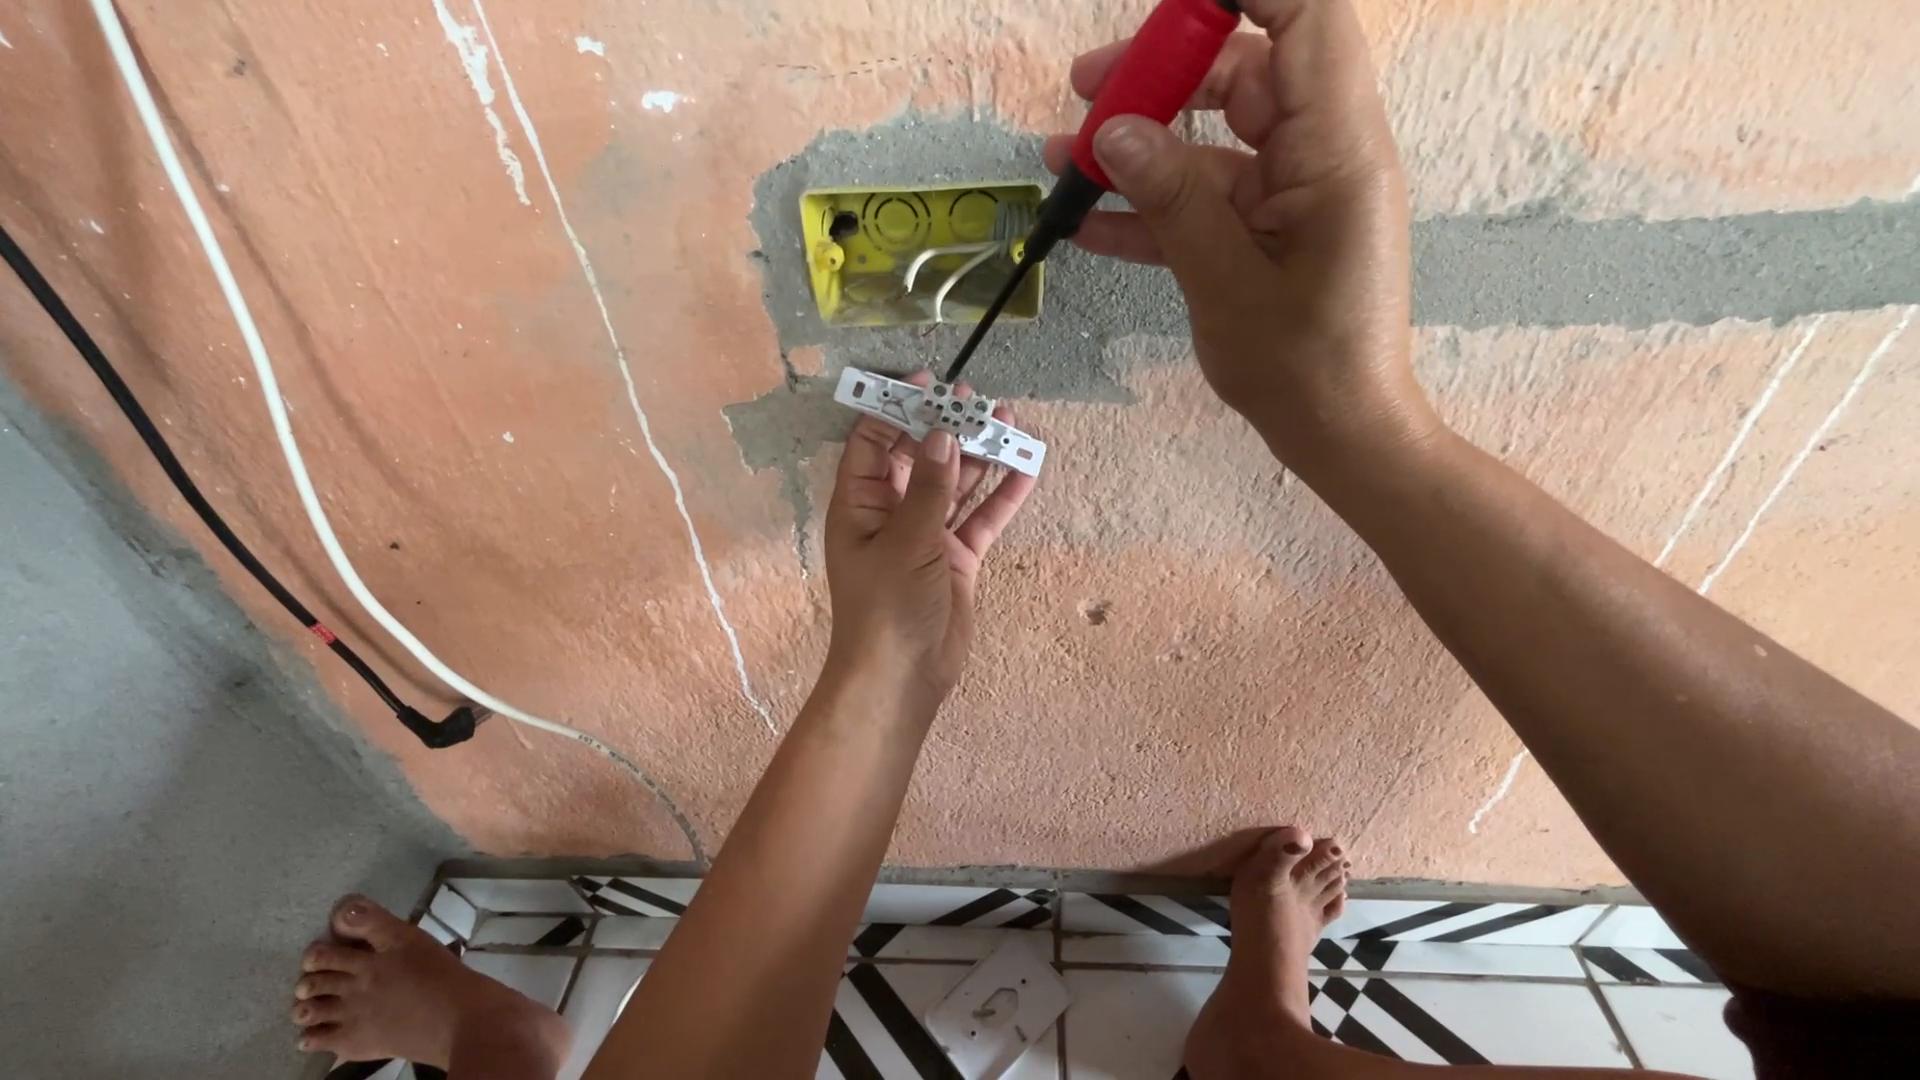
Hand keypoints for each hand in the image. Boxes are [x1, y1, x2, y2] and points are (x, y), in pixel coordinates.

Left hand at [823, 375, 1036, 702]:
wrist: (904, 676)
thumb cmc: (888, 606)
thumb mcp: (907, 540)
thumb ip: (929, 487)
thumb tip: (941, 433)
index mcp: (860, 504)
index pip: (872, 442)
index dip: (895, 409)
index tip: (928, 382)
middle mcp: (891, 513)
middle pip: (919, 458)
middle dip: (945, 428)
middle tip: (977, 398)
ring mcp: (926, 535)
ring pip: (955, 485)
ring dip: (979, 456)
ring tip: (1008, 421)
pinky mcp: (956, 558)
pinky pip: (980, 519)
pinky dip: (1002, 497)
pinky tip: (1027, 470)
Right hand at [1044, 0, 1436, 473]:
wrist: (1335, 430)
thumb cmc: (1301, 363)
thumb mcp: (1226, 282)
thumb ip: (1173, 201)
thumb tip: (1115, 134)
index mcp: (1336, 149)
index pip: (1306, 19)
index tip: (1168, 8)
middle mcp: (1317, 155)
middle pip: (1240, 73)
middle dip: (1161, 74)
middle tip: (1083, 93)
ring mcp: (1287, 194)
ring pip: (1210, 139)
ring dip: (1140, 147)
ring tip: (1065, 158)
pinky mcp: (1262, 232)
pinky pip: (1203, 199)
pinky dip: (1151, 206)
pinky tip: (1090, 220)